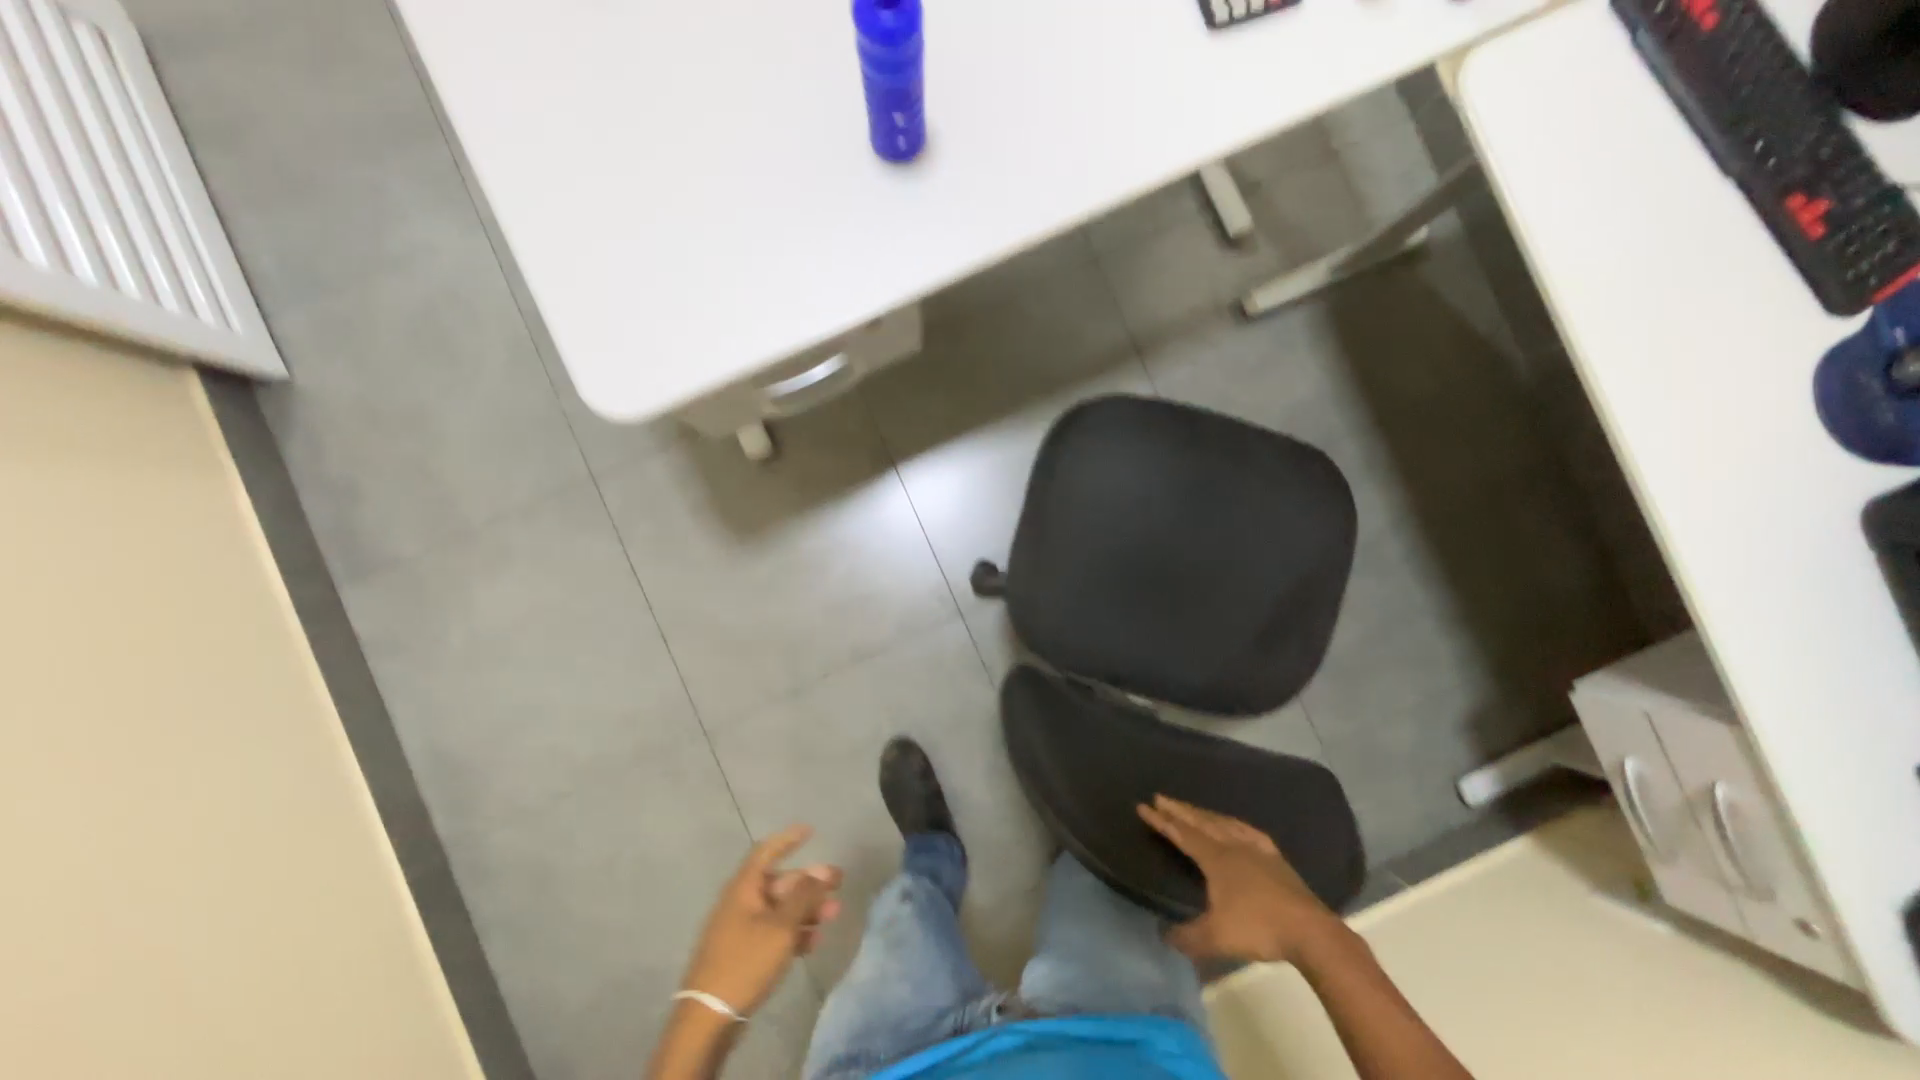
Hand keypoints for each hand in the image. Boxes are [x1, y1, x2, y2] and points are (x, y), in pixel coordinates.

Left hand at [678, 825, 843, 1017]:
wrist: (709, 1014)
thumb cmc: (746, 961)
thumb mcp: (781, 927)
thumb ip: (803, 897)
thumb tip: (820, 870)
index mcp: (743, 889)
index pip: (766, 852)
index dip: (788, 840)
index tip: (810, 831)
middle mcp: (740, 903)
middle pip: (778, 883)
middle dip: (809, 883)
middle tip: (838, 884)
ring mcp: (740, 929)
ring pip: (779, 909)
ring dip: (806, 910)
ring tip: (832, 915)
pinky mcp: (743, 953)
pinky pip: (773, 932)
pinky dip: (793, 933)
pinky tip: (812, 943)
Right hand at [1138, 795, 1345, 964]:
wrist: (1310, 932)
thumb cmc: (1258, 929)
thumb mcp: (1214, 938)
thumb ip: (1185, 936)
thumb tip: (1164, 933)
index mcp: (1216, 859)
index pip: (1183, 834)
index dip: (1162, 821)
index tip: (1143, 806)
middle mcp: (1235, 847)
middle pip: (1202, 822)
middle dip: (1179, 809)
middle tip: (1161, 797)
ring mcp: (1258, 850)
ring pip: (1225, 823)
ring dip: (1205, 813)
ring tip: (1192, 808)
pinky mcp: (1276, 859)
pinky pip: (1249, 832)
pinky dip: (1235, 823)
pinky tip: (1236, 826)